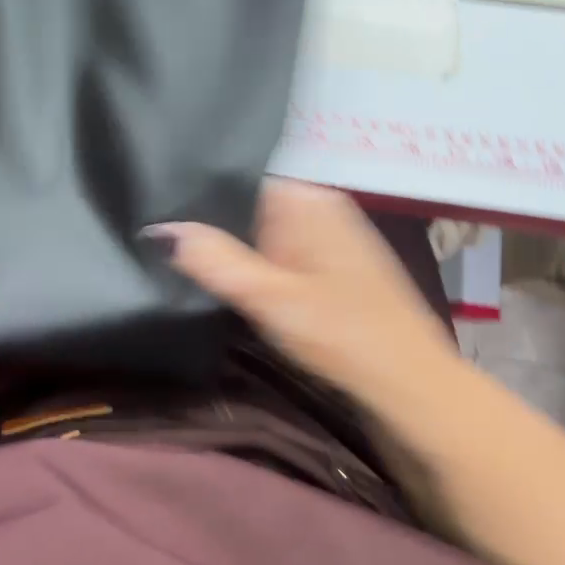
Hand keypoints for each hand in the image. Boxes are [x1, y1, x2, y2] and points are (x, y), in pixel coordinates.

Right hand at [148, 180, 460, 391]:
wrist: (410, 385)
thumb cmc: (341, 335)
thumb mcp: (268, 297)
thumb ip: (213, 260)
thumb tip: (158, 229)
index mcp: (307, 200)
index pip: (237, 180)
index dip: (195, 197)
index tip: (155, 215)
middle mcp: (319, 207)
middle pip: (247, 206)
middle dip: (210, 226)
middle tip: (159, 244)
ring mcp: (327, 236)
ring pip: (259, 232)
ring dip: (230, 249)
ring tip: (183, 261)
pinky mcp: (329, 265)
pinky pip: (276, 251)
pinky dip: (253, 264)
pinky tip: (231, 283)